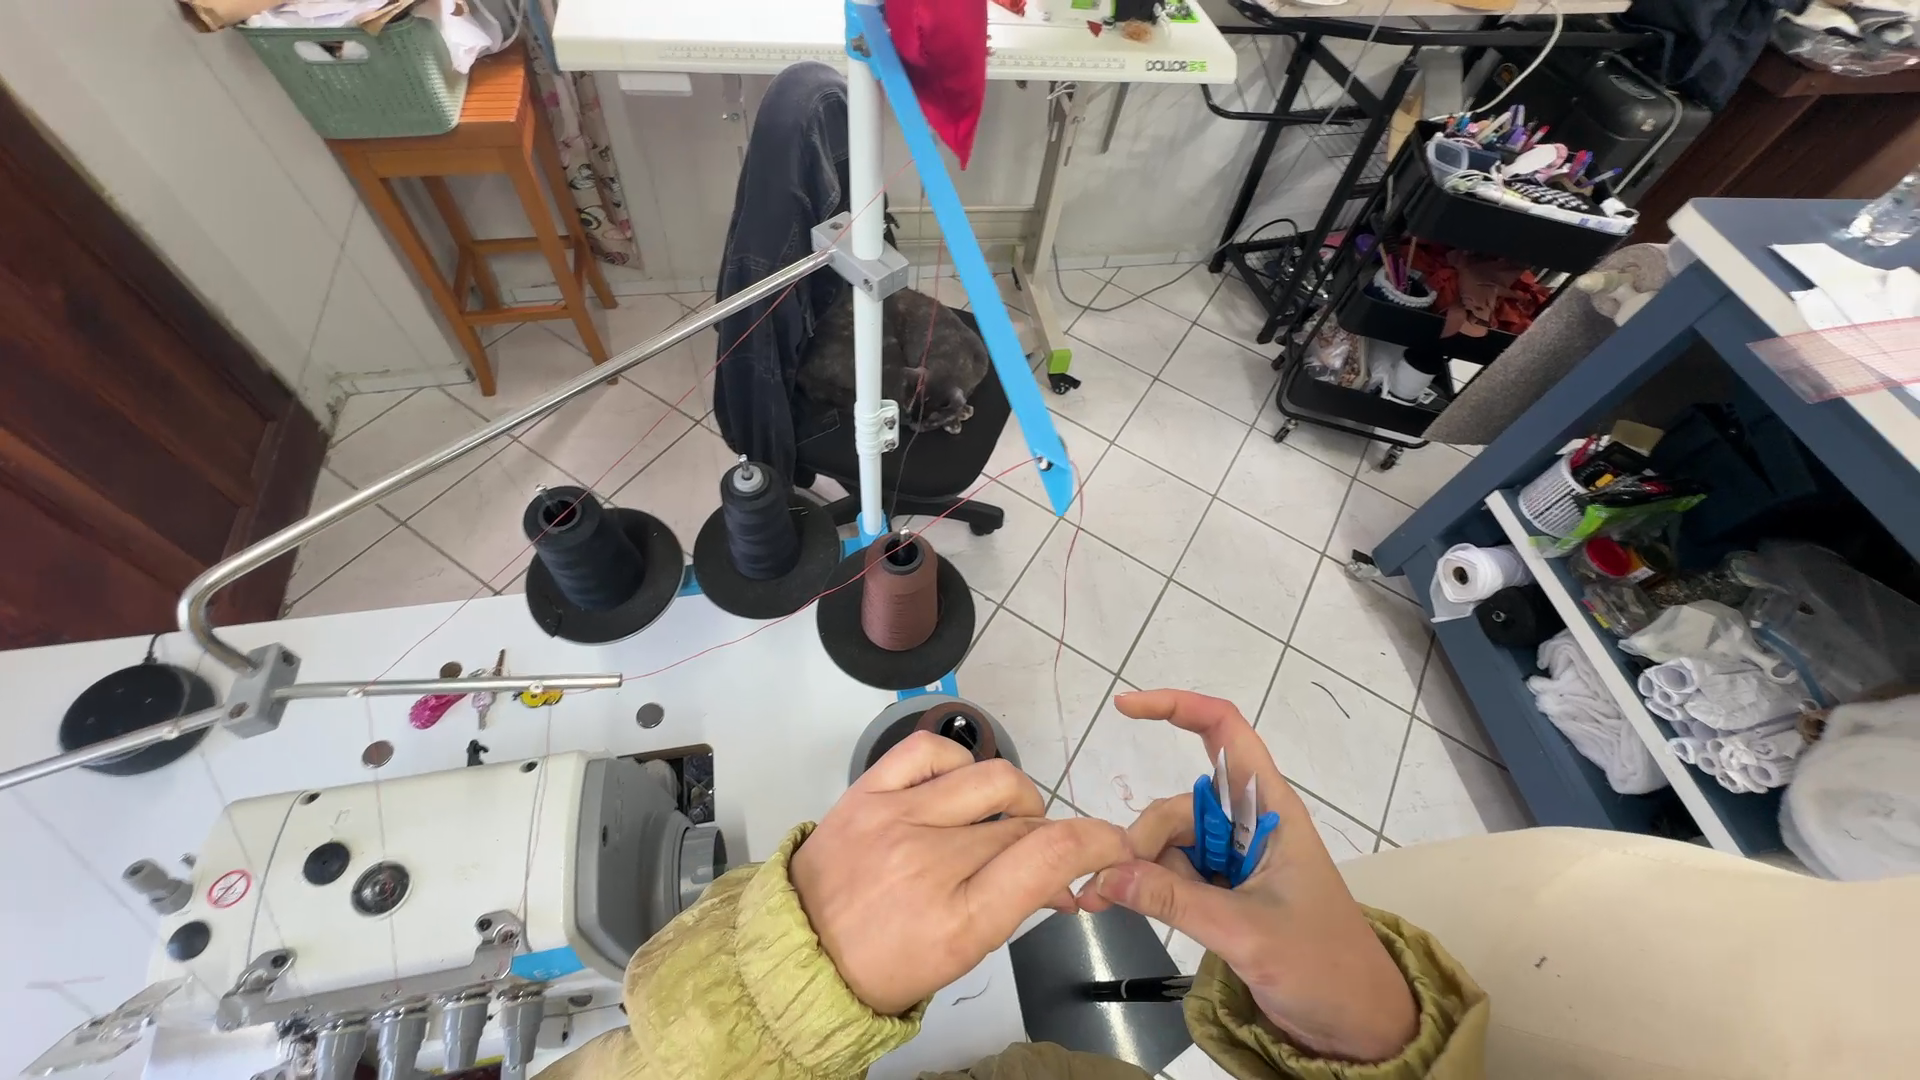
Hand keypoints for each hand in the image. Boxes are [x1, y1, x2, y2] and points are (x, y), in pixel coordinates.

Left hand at [791, 731, 1130, 1015]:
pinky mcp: (865, 792)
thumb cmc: (884, 965)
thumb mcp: (959, 955)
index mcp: (957, 920)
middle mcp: (928, 861)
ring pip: (991, 779)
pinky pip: (928, 749)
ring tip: (1001, 818)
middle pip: (1023, 823)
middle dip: (1044, 838)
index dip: (1095, 840)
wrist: (798, 953)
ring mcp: (894, 818)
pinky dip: (958, 760)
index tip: (1110, 841)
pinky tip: (957, 785)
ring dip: (1014, 798)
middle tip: (1035, 854)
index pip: (1047, 856)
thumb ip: (1014, 906)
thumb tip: (1064, 877)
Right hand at [1077, 690, 1417, 1062]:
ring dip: (1143, 869)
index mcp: (1270, 809)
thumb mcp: (1247, 933)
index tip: (1125, 707)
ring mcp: (1234, 855)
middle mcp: (1248, 822)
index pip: (1225, 731)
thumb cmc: (1324, 968)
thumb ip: (1175, 900)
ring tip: (1118, 905)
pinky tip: (1129, 905)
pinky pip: (1173, 869)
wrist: (1359, 1027)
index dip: (1177, 706)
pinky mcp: (1223, 885)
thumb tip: (1106, 873)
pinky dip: (1149, 884)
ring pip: (1170, 840)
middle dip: (1144, 839)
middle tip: (1112, 887)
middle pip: (1180, 804)